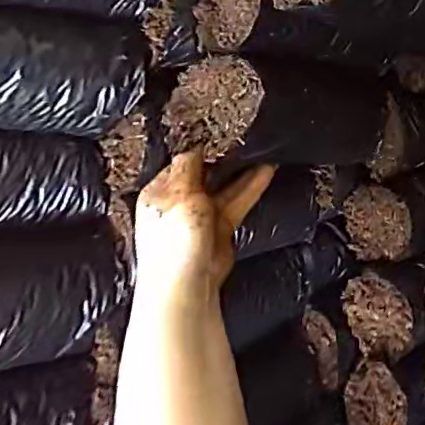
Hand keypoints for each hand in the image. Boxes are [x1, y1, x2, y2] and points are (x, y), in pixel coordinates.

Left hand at [135, 152, 275, 298]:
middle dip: (227, 161)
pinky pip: (239, 201)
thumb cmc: (171, 248)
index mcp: (159, 194)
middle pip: (208, 174)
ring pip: (227, 187)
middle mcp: (180, 204)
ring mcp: (201, 217)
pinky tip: (265, 173)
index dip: (203, 151)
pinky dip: (252, 188)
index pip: (182, 164)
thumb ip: (188, 168)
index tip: (221, 139)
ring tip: (263, 155)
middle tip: (246, 145)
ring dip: (245, 172)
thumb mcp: (179, 195)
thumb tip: (193, 148)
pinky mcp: (221, 228)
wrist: (187, 285)